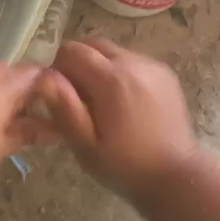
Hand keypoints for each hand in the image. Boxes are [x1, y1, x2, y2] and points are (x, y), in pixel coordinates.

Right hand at [38, 38, 202, 197]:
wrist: (176, 176)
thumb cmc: (124, 167)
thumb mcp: (85, 145)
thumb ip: (64, 108)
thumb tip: (44, 77)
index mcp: (112, 80)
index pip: (72, 51)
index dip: (58, 69)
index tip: (60, 96)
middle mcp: (134, 63)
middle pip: (93, 44)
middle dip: (78, 63)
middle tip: (77, 98)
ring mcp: (154, 67)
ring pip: (114, 52)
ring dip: (99, 68)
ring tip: (101, 104)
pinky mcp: (166, 74)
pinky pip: (133, 62)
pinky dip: (120, 73)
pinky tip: (123, 105)